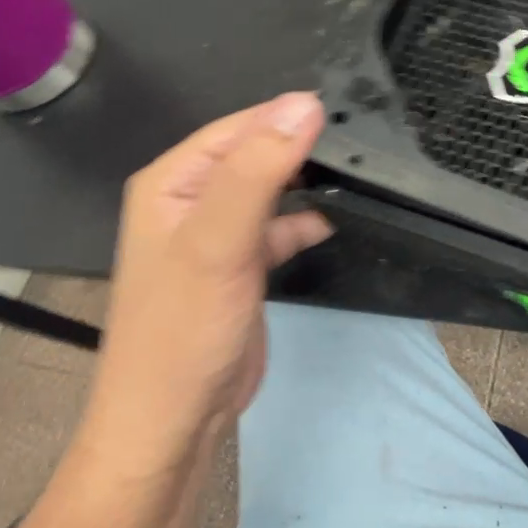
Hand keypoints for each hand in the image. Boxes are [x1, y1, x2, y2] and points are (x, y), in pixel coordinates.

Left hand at [75, 92, 332, 479]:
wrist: (173, 423)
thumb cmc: (184, 329)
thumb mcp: (219, 241)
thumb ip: (259, 170)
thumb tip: (305, 104)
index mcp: (172, 181)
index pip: (238, 127)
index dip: (286, 117)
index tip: (341, 115)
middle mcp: (191, 199)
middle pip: (255, 153)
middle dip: (299, 147)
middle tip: (355, 144)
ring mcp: (217, 234)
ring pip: (270, 188)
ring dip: (305, 181)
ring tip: (353, 174)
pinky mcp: (240, 265)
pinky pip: (278, 226)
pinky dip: (304, 220)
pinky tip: (332, 220)